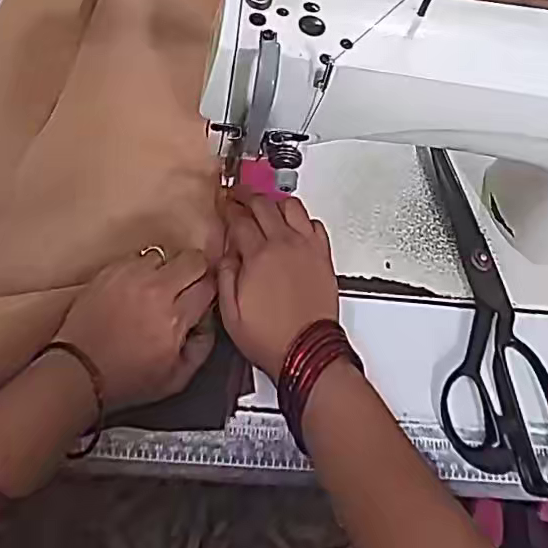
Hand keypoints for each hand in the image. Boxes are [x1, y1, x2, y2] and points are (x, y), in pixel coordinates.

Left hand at [56, 247, 215, 410]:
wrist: (79, 370)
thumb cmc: (126, 378)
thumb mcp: (177, 379)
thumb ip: (203, 346)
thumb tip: (210, 319)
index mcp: (175, 318)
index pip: (209, 284)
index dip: (210, 290)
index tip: (203, 297)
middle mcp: (155, 291)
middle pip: (193, 259)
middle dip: (195, 272)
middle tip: (187, 287)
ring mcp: (131, 276)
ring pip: (165, 254)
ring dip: (166, 268)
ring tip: (157, 288)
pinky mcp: (111, 270)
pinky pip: (138, 256)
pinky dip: (141, 268)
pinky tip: (136, 287)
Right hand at [216, 188, 339, 379]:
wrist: (307, 352)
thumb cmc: (271, 337)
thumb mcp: (230, 313)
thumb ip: (224, 276)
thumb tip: (224, 256)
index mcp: (258, 256)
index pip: (240, 219)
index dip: (229, 209)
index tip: (225, 206)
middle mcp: (283, 245)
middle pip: (263, 204)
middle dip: (247, 196)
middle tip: (240, 196)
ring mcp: (306, 248)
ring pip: (291, 206)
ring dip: (276, 202)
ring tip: (267, 204)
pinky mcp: (323, 256)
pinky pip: (315, 224)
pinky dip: (303, 219)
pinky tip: (295, 224)